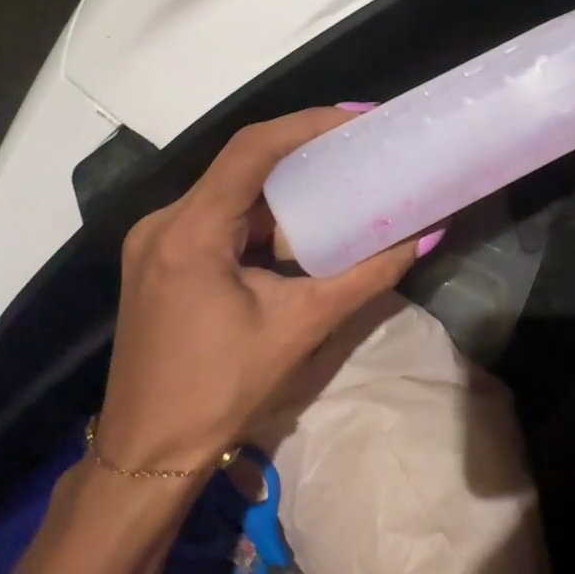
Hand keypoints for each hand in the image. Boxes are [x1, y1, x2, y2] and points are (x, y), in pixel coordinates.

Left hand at [94, 107, 418, 471]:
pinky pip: (222, 215)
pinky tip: (307, 222)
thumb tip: (426, 235)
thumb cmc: (221, 388)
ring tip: (346, 175)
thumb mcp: (304, 325)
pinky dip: (268, 213)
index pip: (253, 150)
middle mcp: (165, 223)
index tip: (360, 118)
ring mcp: (158, 241)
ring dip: (289, 183)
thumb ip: (369, 274)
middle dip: (307, 149)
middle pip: (243, 163)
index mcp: (191, 232)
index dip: (308, 123)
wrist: (147, 455)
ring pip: (234, 189)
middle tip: (364, 143)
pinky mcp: (164, 260)